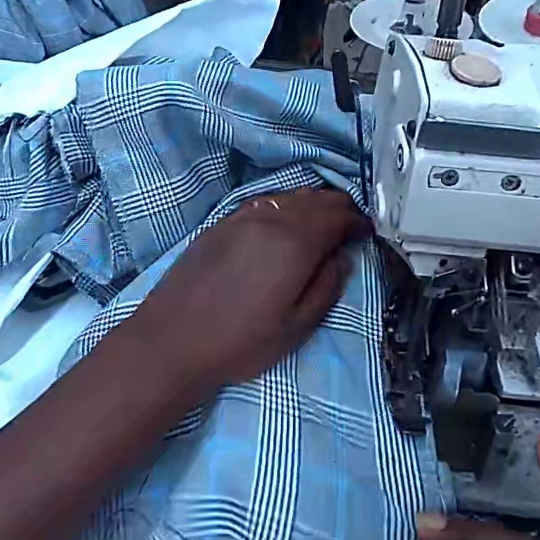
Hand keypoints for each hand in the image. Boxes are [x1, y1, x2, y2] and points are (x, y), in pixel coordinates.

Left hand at [120, 188, 366, 392]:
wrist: (173, 338)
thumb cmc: (239, 341)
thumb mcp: (296, 327)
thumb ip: (326, 288)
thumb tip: (341, 259)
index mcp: (293, 244)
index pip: (335, 217)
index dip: (356, 221)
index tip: (366, 232)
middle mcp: (267, 221)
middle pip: (312, 201)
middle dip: (336, 209)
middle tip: (349, 224)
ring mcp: (239, 219)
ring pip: (285, 198)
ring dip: (309, 205)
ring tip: (320, 221)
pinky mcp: (218, 225)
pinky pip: (260, 205)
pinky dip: (281, 207)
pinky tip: (282, 222)